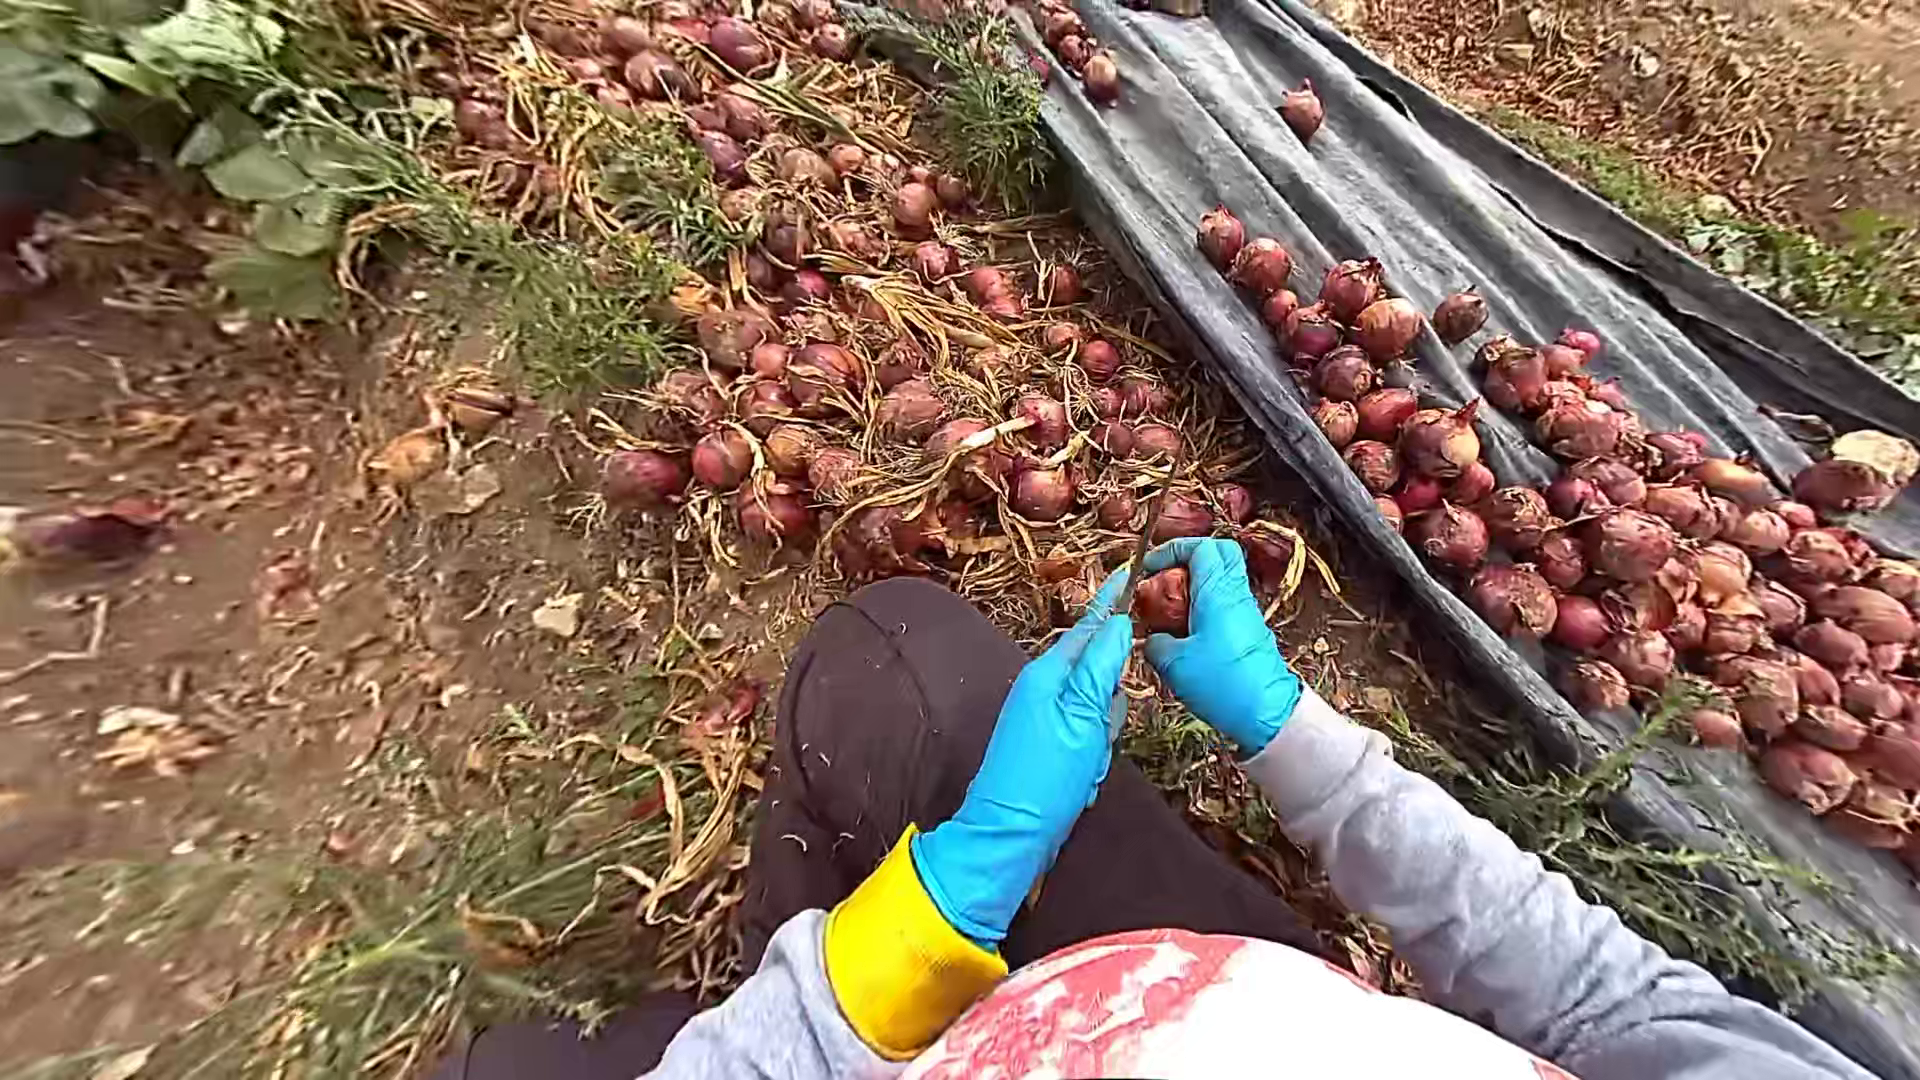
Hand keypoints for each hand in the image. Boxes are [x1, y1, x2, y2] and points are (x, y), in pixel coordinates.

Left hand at [911, 569, 1133, 945]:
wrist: (1010, 832)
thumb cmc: (1046, 774)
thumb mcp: (1082, 716)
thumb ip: (1101, 667)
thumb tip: (1117, 622)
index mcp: (1051, 672)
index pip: (1088, 627)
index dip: (1111, 602)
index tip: (1129, 573)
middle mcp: (1046, 685)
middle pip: (1099, 670)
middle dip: (1111, 702)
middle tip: (1100, 734)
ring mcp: (1047, 713)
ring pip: (1099, 706)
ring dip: (1102, 733)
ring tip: (1087, 760)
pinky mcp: (1052, 739)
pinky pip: (1089, 732)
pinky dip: (1093, 752)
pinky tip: (1081, 774)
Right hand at [1142, 537, 1301, 755]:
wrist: (1268, 715)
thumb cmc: (1222, 683)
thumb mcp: (1173, 663)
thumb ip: (1154, 642)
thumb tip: (1150, 638)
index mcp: (1218, 593)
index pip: (1202, 547)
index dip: (1172, 550)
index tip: (1150, 568)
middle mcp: (1235, 595)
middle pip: (1218, 553)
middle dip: (1186, 559)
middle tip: (1162, 577)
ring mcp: (1244, 612)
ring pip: (1220, 578)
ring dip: (1192, 585)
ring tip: (1167, 608)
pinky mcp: (1246, 631)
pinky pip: (1222, 602)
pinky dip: (1200, 606)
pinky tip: (1183, 631)